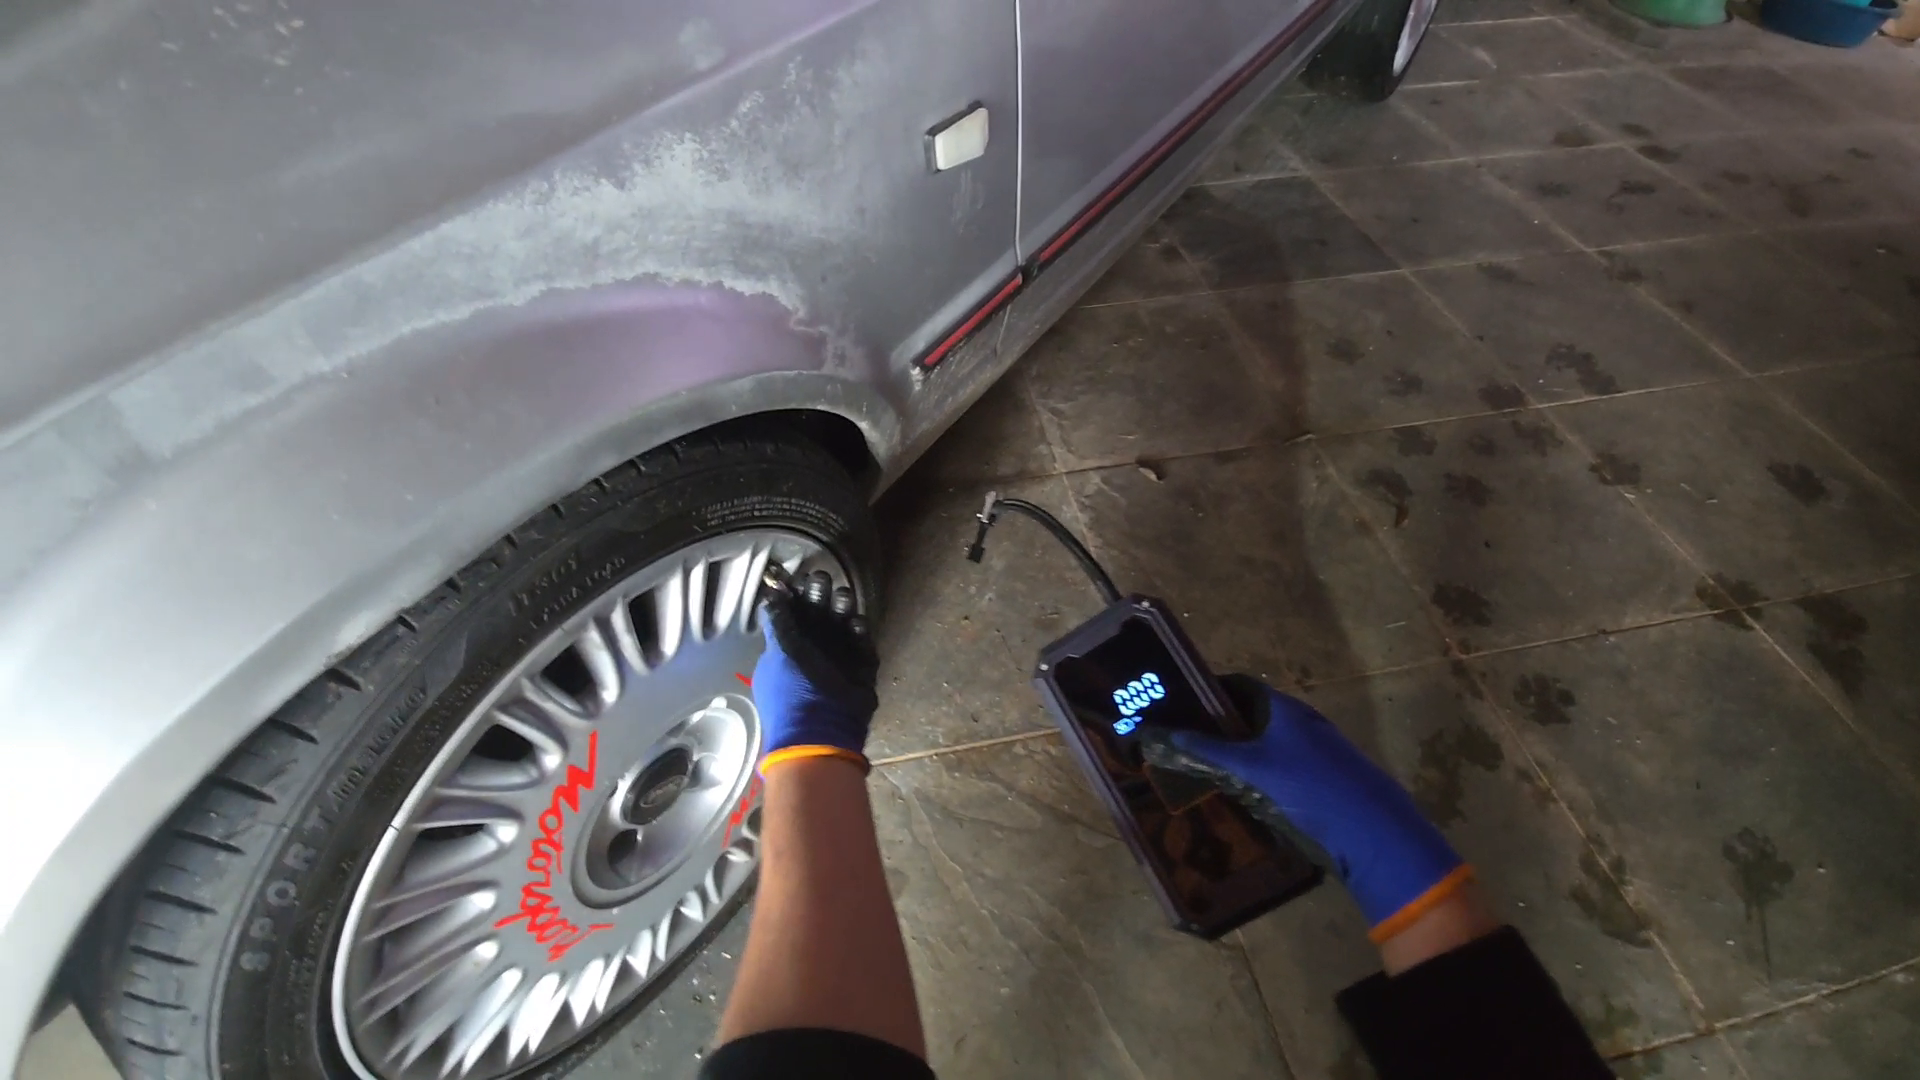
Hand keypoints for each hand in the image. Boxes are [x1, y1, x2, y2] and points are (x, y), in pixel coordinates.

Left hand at [751, 570, 878, 774]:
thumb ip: (777, 622)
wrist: (823, 731)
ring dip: (842, 609)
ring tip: (844, 595)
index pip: (794, 614)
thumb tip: (769, 593)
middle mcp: (813, 652)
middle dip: (822, 596)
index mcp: (787, 649)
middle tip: (824, 579)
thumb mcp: (779, 653)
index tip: (802, 577)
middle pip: (820, 616)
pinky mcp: (861, 669)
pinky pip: (862, 644)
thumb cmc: (793, 691)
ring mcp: (838, 660)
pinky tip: (857, 622)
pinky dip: (860, 633)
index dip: (798, 595)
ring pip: (842, 626)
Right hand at [1142, 676, 1469, 942]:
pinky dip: (1259, 769)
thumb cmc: (1308, 787)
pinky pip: (1282, 762)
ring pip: (1266, 739)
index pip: (1239, 684)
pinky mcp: (1325, 775)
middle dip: (1219, 724)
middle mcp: (1300, 720)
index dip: (1208, 690)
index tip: (1180, 703)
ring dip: (1238, 749)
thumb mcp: (1250, 768)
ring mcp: (1316, 747)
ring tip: (1206, 765)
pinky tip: (1243, 789)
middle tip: (1186, 738)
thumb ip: (1207, 749)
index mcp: (1283, 707)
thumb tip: (1164, 732)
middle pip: (1251, 712)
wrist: (1374, 832)